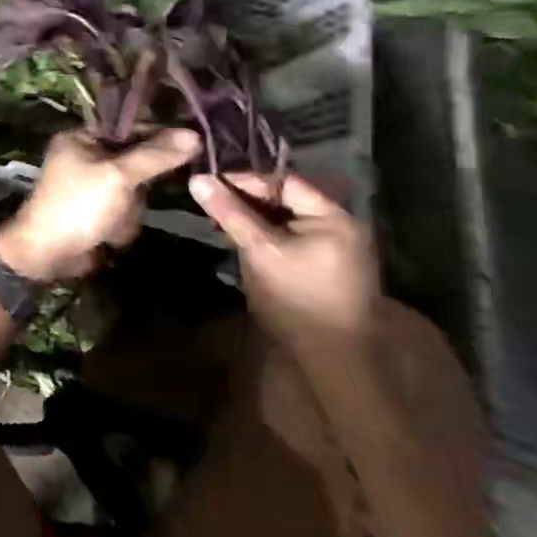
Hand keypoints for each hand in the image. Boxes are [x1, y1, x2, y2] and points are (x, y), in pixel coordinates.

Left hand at [0, 129, 200, 282]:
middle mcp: (85, 157)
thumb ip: (155, 156)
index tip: (192, 144)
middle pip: (136, 161)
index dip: (159, 135)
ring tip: (114, 222)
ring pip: (135, 191)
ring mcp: (92, 186)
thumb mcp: (118, 176)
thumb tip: (194, 134)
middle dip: (138, 188)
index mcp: (81, 138)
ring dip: (130, 211)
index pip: (129, 126)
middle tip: (131, 198)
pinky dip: (122, 224)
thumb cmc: (77, 206)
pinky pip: (126, 210)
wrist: (47, 255)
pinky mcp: (98, 211)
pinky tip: (110, 236)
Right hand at [189, 173, 378, 351]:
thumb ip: (230, 213)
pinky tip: (236, 235)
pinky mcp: (322, 264)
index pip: (283, 180)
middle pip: (284, 198)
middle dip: (245, 197)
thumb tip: (198, 179)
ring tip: (216, 214)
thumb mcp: (259, 250)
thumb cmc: (296, 298)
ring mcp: (332, 246)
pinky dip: (263, 232)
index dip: (244, 177)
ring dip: (251, 215)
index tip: (208, 179)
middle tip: (208, 196)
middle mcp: (338, 225)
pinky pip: (288, 235)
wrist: (329, 358)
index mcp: (333, 216)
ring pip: (283, 218)